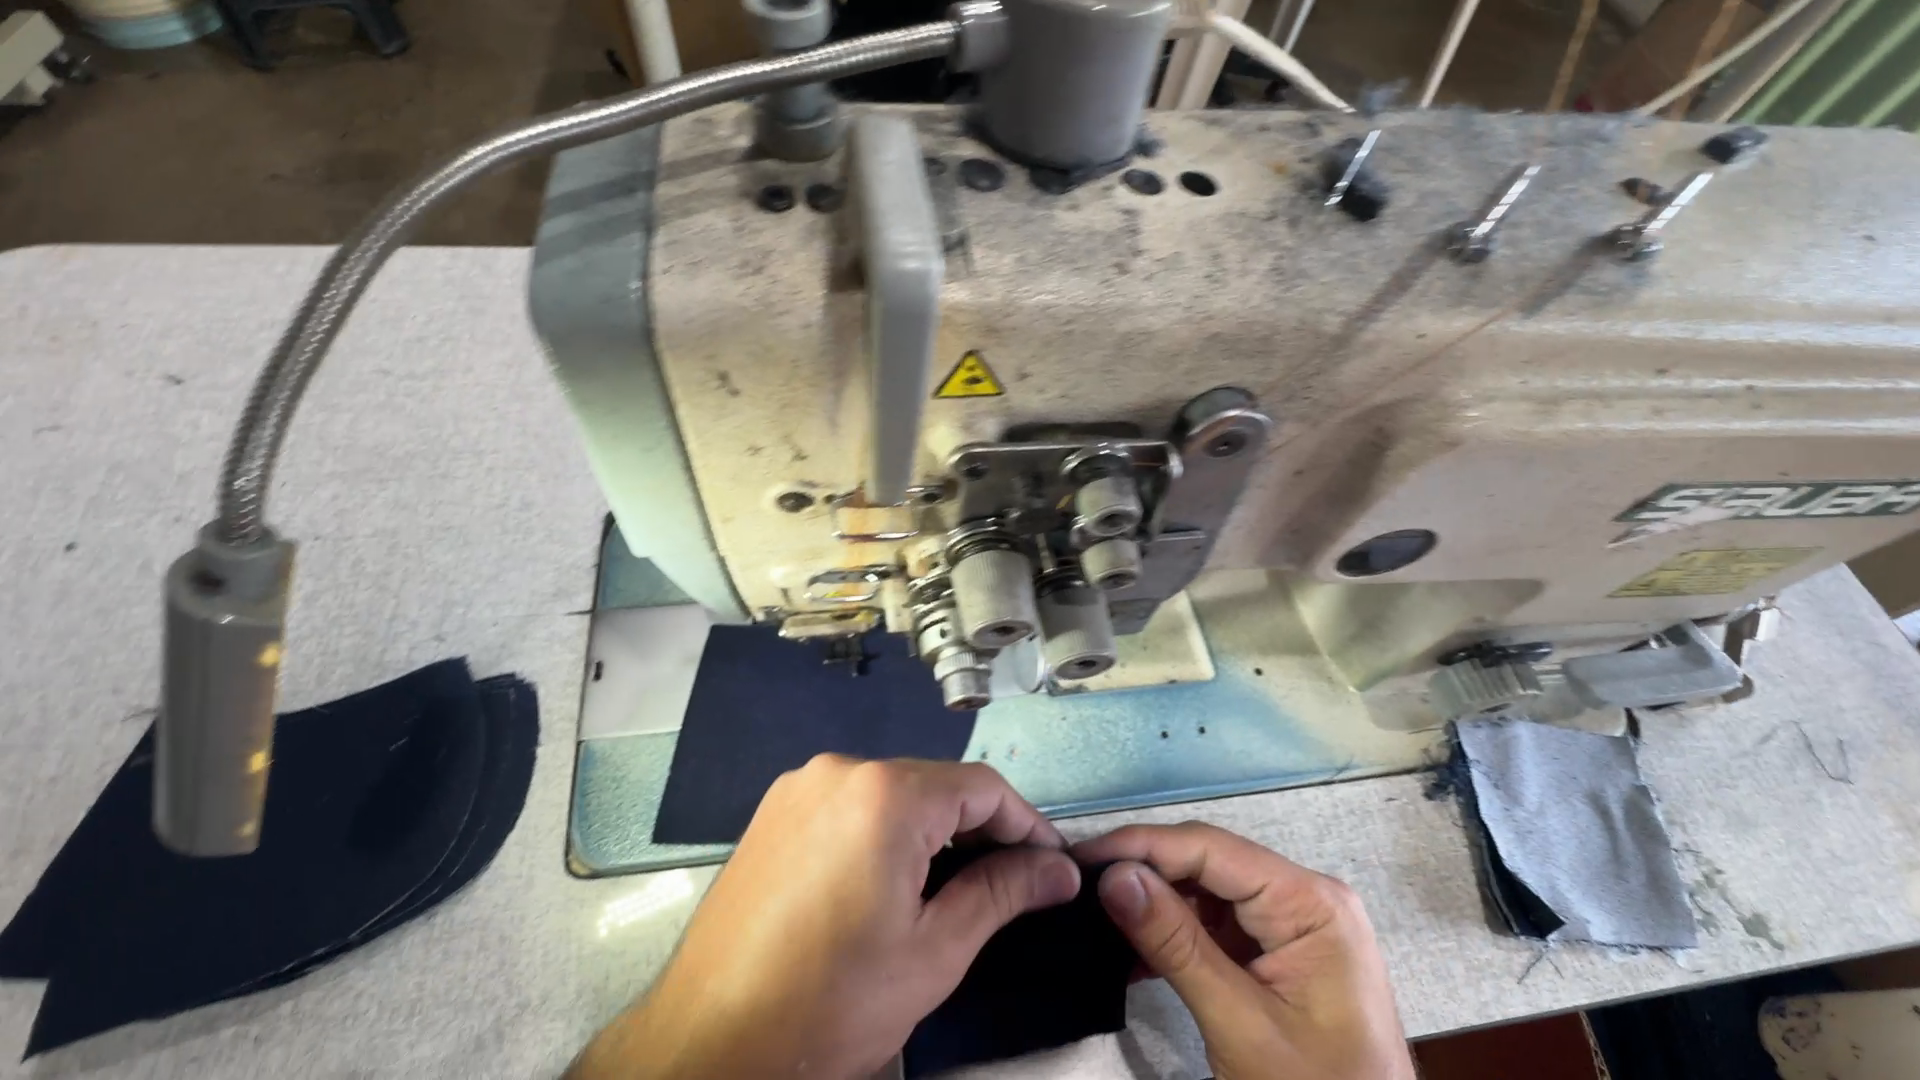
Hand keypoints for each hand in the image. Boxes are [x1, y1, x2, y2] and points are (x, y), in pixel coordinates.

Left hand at [568, 756, 1080, 1079]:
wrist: (707, 1042)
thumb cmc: (833, 1001)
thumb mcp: (936, 950)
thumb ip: (1003, 893)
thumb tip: (1061, 870)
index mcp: (885, 794)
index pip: (982, 788)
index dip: (1027, 825)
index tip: (1054, 868)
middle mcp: (840, 770)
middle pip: (935, 786)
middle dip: (981, 832)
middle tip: (1014, 886)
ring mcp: (799, 787)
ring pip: (893, 795)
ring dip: (934, 834)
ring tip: (958, 890)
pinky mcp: (774, 813)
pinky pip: (851, 807)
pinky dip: (886, 834)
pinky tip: (893, 883)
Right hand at [1074, 822, 1413, 1079]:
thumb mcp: (1241, 1025)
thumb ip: (1176, 945)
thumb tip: (1112, 876)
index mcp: (1310, 902)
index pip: (1210, 847)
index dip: (1141, 846)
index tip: (1080, 858)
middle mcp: (1304, 895)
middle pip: (1206, 862)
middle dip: (1142, 872)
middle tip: (1078, 885)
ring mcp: (1291, 923)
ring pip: (1204, 890)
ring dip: (1153, 905)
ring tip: (1094, 916)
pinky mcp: (1276, 950)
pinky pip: (1214, 924)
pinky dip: (1173, 936)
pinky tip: (1130, 954)